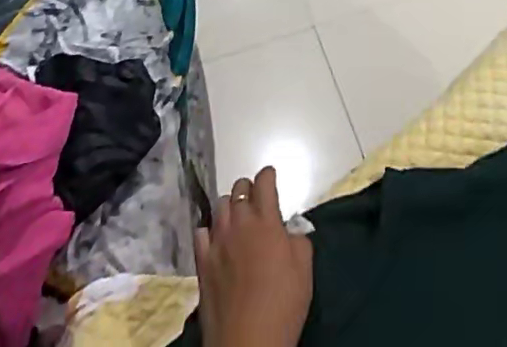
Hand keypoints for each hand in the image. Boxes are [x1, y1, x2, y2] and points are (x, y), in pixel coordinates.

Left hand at [194, 167, 312, 346]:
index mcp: (266, 221)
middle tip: (257, 198)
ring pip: (220, 207)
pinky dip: (210, 229)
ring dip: (230, 205)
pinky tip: (217, 237)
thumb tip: (288, 230)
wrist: (247, 342)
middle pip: (239, 190)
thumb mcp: (305, 268)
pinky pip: (201, 233)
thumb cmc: (283, 303)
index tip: (271, 175)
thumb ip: (298, 239)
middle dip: (249, 188)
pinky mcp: (202, 263)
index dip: (268, 175)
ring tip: (238, 215)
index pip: (264, 183)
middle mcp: (239, 224)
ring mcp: (217, 243)